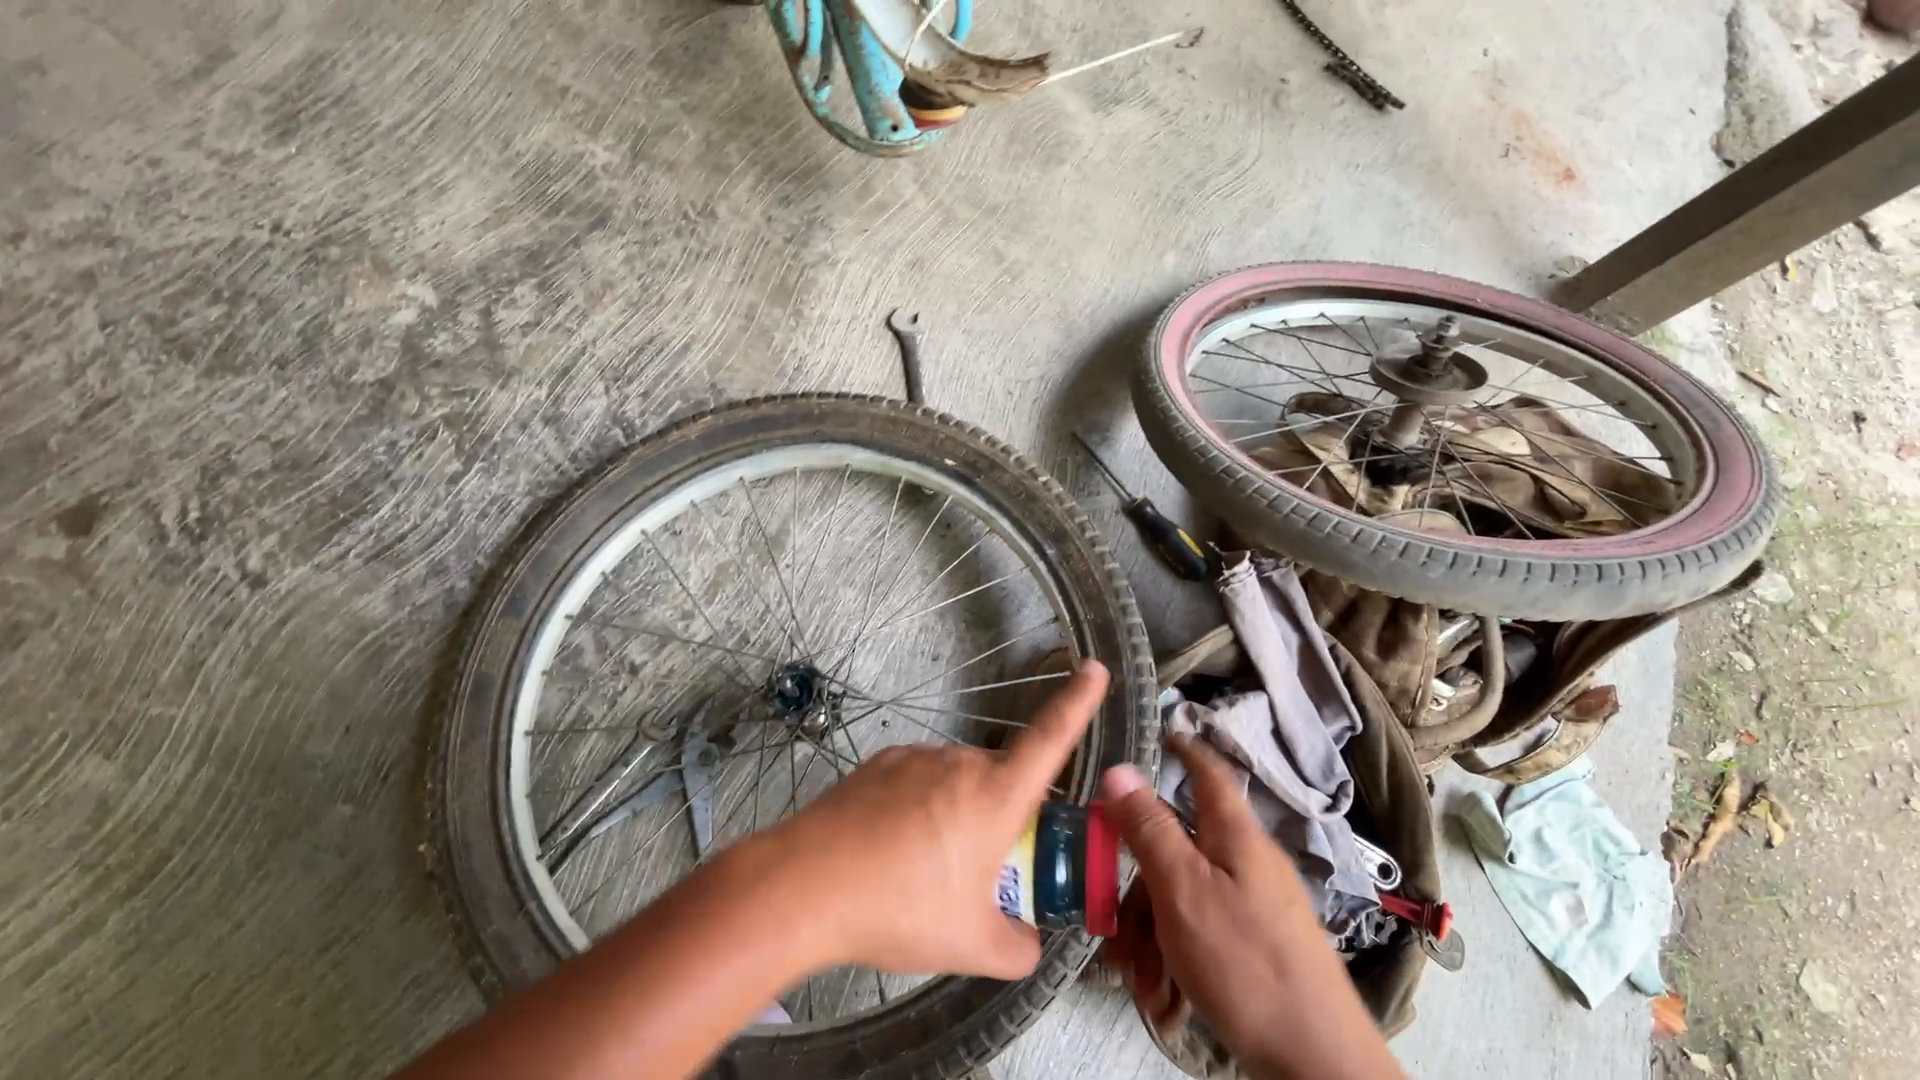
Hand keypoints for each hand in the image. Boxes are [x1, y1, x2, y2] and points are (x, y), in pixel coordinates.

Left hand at [752, 659, 1109, 979]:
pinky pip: (920, 781)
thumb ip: (1018, 947)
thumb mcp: (972, 946)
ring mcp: (915, 758)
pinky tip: (893, 850)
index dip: (1079, 701)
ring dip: (961, 813)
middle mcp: (960, 763)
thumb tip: (1029, 941)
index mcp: (995, 796)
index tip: (1096, 667)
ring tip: (925, 869)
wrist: (804, 886)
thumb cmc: (900, 910)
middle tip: (984, 870)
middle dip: (1007, 815)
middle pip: (1003, 778)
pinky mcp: (879, 763)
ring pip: (959, 782)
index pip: (1052, 738)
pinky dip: (922, 808)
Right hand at [1100, 735, 1402, 1079]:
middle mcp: (1245, 865)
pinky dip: (1175, 967)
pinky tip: (1165, 1004)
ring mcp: (1252, 910)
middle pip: (1176, 854)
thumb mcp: (1183, 890)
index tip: (1162, 736)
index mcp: (1234, 837)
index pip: (1209, 775)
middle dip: (1137, 896)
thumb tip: (1120, 768)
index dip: (1185, 752)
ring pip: (1181, 903)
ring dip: (1150, 943)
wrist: (1317, 1060)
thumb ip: (1148, 829)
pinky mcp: (1254, 951)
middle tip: (1115, 938)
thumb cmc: (1245, 962)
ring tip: (1141, 989)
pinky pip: (1200, 940)